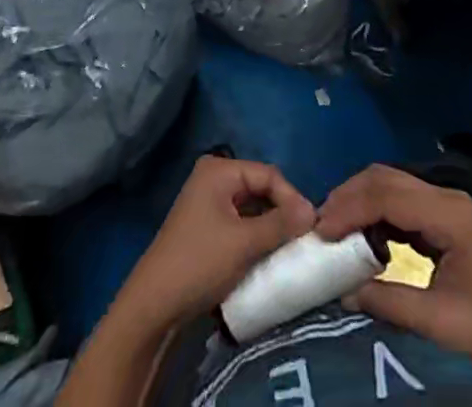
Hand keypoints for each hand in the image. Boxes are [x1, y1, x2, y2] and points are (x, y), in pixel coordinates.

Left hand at [112, 156, 315, 331]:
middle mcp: (213, 178)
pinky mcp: (209, 225)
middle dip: (284, 211)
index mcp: (218, 171)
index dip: (293, 198)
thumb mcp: (245, 242)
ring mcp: (209, 202)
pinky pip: (243, 222)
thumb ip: (281, 223)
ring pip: (253, 207)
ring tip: (293, 248)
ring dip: (273, 225)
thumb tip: (314, 211)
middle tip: (306, 239)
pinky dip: (259, 235)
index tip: (313, 228)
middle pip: (261, 187)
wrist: (158, 301)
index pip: (268, 174)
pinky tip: (272, 253)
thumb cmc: (201, 262)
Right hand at [316, 166, 471, 405]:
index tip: (320, 232)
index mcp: (449, 214)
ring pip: (388, 184)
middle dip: (346, 197)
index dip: (347, 209)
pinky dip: (373, 211)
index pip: (384, 195)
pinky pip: (399, 200)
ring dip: (357, 201)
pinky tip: (362, 236)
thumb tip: (340, 290)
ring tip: (334, 229)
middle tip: (319, 225)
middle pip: (383, 179)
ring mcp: (447, 205)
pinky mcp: (445, 218)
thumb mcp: (443, 322)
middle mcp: (446, 198)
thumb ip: (388, 302)